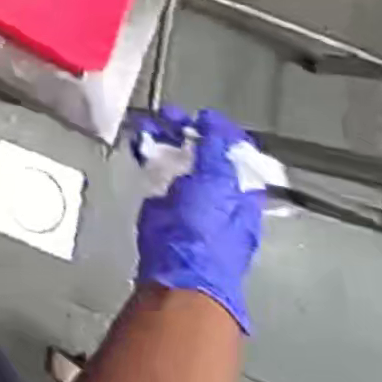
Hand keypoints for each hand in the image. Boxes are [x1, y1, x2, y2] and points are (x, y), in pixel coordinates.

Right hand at [128, 106, 268, 333]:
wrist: (180, 267)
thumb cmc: (206, 231)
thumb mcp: (216, 184)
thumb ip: (215, 154)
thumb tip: (214, 126)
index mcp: (242, 188)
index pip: (232, 151)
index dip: (215, 130)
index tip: (196, 114)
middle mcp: (219, 193)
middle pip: (202, 153)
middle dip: (183, 132)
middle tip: (163, 117)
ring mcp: (190, 200)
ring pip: (178, 161)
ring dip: (163, 142)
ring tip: (146, 127)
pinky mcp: (163, 207)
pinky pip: (158, 174)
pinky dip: (149, 157)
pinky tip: (139, 148)